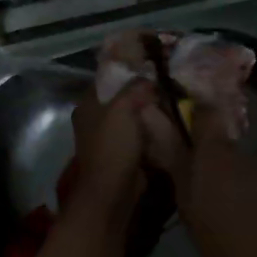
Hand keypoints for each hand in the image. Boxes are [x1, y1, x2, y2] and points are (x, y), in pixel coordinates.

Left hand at [70, 80, 165, 206]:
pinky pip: (138, 134)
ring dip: (147, 112)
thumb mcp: (123, 109)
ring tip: (169, 102)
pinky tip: (165, 123)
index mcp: (87, 104)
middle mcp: (94, 118)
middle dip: (140, 93)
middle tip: (164, 85)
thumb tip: (149, 78)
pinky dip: (149, 130)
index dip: (127, 71)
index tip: (151, 67)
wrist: (114, 189)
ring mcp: (108, 137)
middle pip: (120, 97)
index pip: (107, 78)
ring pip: (131, 116)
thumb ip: (135, 89)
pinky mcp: (122, 152)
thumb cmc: (114, 145)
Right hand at [144, 101, 256, 256]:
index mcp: (213, 148)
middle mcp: (237, 150)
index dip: (191, 111)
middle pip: (216, 138)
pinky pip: (245, 176)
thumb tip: (151, 114)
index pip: (205, 109)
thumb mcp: (186, 196)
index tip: (174, 122)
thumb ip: (172, 155)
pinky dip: (235, 186)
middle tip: (185, 173)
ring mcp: (256, 166)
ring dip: (218, 171)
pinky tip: (230, 208)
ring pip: (230, 159)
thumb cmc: (218, 228)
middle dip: (200, 149)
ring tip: (208, 198)